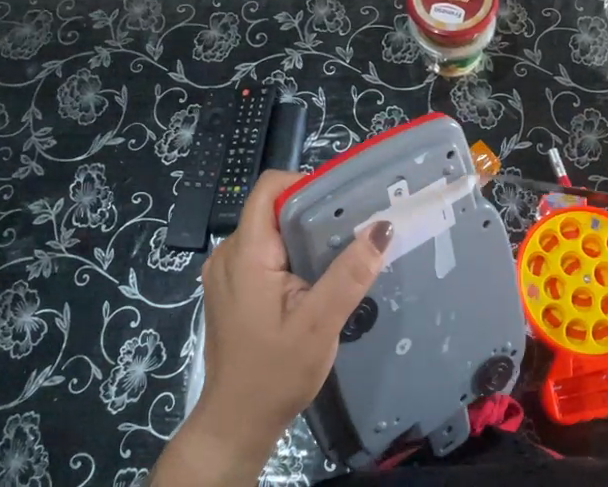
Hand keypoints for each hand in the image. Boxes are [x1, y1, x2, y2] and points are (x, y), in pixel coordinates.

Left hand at [153, 170, 393, 486]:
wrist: (237, 423)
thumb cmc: (276, 373)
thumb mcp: (320, 324)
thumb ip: (349, 274)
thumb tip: (382, 227)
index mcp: (246, 252)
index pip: (270, 187)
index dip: (306, 183)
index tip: (343, 202)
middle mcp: (228, 253)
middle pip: (272, 208)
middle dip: (312, 212)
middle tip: (351, 230)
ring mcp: (225, 271)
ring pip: (268, 230)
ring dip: (302, 236)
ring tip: (338, 254)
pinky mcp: (230, 288)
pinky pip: (261, 252)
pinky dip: (289, 255)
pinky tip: (314, 279)